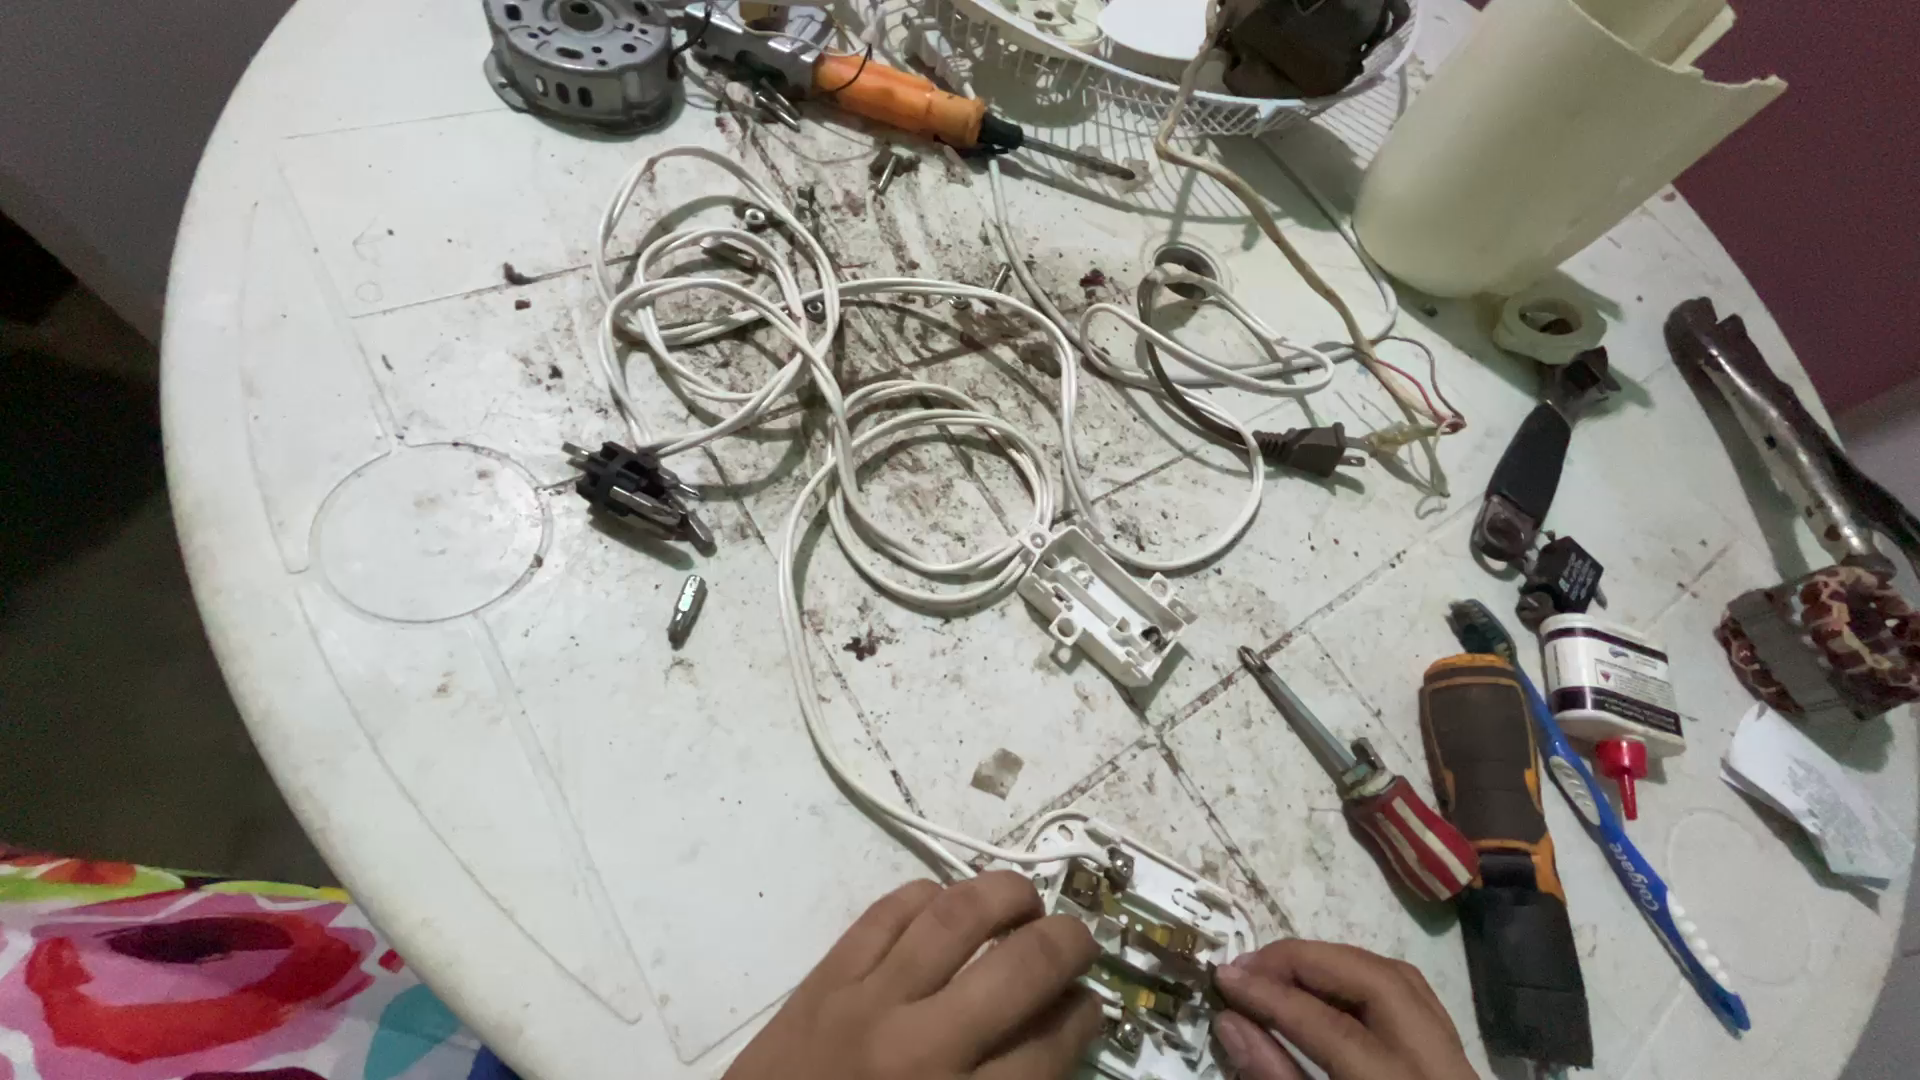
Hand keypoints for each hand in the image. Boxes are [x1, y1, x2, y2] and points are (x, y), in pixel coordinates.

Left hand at [724, 872, 1102, 1079]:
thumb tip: (1054, 1029)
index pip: (1043, 1053)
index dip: (1081, 1019)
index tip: (1091, 1000)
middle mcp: (918, 1050)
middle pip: (1016, 972)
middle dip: (1065, 945)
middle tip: (1080, 938)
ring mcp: (867, 1000)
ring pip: (953, 919)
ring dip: (1005, 895)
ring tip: (1028, 900)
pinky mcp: (827, 973)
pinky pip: (888, 911)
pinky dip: (929, 895)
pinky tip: (949, 902)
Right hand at [1211, 941, 1476, 1079]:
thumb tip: (1231, 1019)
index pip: (1337, 1032)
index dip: (1273, 997)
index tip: (1224, 977)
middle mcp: (1448, 1078)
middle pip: (1378, 984)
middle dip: (1305, 963)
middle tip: (1249, 968)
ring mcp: (1462, 1070)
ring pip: (1398, 978)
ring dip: (1330, 964)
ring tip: (1276, 973)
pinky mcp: (1457, 1066)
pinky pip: (1410, 998)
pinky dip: (1356, 981)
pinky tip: (1317, 991)